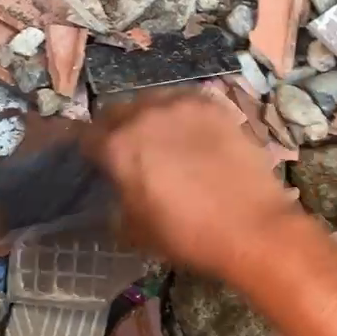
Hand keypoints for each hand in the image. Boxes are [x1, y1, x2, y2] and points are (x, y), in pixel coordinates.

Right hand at [87, 91, 304, 276]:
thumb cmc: (187, 235)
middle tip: (124, 148)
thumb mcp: (135, 231)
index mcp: (118, 146)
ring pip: (150, 100)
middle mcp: (143, 115)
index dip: (83, 145)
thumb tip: (120, 192)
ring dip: (146, 115)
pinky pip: (184, 100)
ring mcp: (180, 105)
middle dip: (114, 128)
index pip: (84, 134)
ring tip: (158, 134)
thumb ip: (117, 203)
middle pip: (115, 111)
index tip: (89, 154)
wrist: (252, 228)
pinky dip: (179, 112)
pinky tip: (189, 129)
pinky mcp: (213, 105)